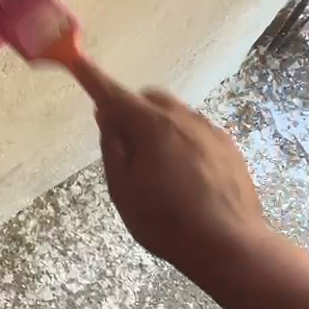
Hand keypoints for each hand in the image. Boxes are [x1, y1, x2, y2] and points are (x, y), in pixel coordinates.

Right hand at [91, 82, 274, 282]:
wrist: (231, 246)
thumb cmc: (166, 222)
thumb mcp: (122, 189)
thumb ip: (112, 146)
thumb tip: (106, 114)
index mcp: (153, 126)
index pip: (114, 94)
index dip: (93, 78)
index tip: (78, 62)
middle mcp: (184, 119)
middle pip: (149, 98)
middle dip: (132, 110)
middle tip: (125, 145)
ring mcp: (210, 131)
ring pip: (175, 113)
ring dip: (158, 126)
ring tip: (158, 168)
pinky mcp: (229, 147)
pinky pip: (195, 130)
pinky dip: (181, 140)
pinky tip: (184, 176)